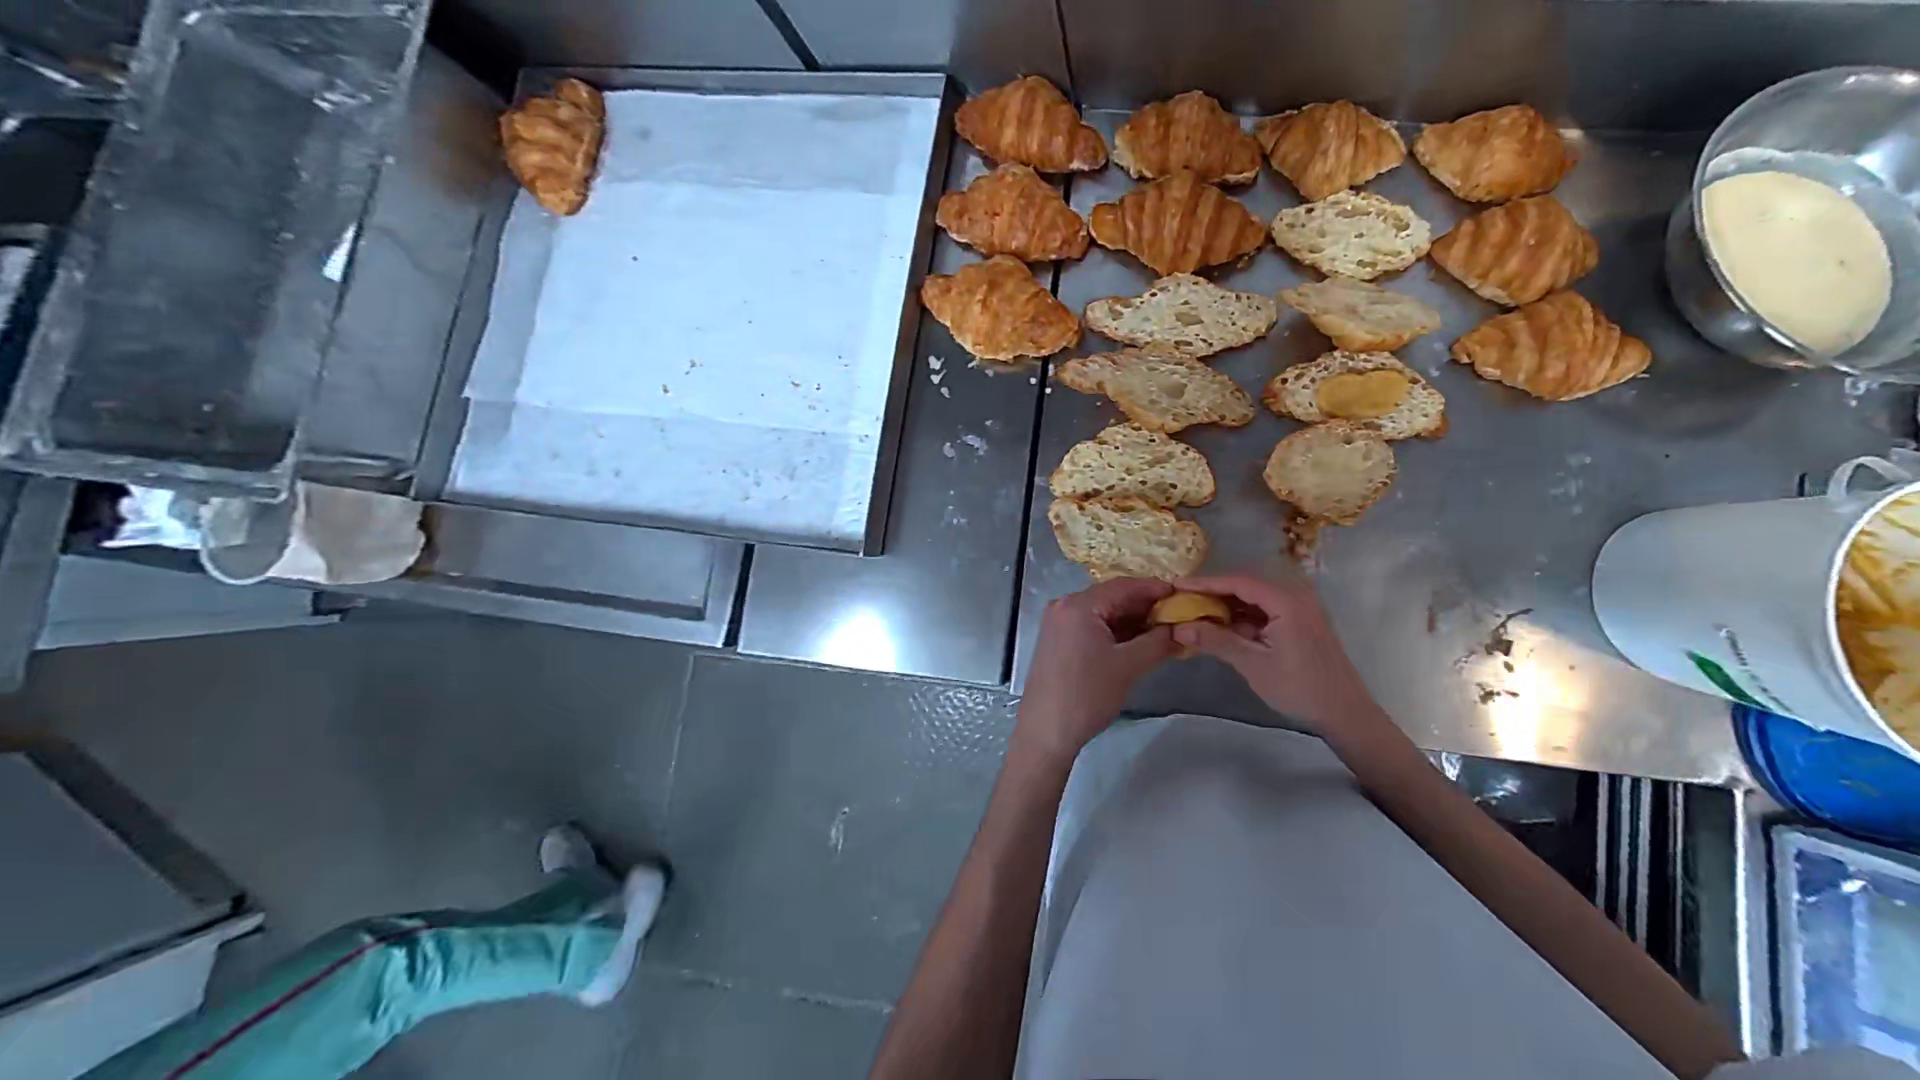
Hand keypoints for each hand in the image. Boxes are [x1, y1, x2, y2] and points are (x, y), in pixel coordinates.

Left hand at [1017, 578, 1177, 761]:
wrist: (1047, 730)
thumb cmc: (1086, 694)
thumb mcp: (1128, 666)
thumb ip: (1158, 642)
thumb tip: (1182, 629)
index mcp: (1078, 605)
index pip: (1124, 586)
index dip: (1155, 589)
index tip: (1183, 595)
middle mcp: (1064, 606)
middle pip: (1113, 598)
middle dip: (1146, 607)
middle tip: (1179, 615)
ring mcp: (1059, 624)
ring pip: (1104, 613)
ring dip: (1133, 621)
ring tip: (1166, 630)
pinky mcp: (1059, 641)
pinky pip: (1093, 627)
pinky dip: (1116, 632)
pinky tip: (1140, 642)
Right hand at [1170, 572, 1386, 737]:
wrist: (1345, 713)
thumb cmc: (1300, 688)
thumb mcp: (1253, 664)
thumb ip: (1216, 641)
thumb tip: (1178, 628)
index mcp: (1287, 601)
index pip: (1238, 581)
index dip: (1205, 583)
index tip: (1176, 586)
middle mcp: (1296, 596)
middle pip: (1246, 584)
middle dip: (1213, 591)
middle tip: (1182, 598)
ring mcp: (1301, 608)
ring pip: (1255, 597)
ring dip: (1227, 603)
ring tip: (1196, 611)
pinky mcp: (1301, 621)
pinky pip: (1265, 609)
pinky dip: (1243, 615)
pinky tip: (1223, 626)